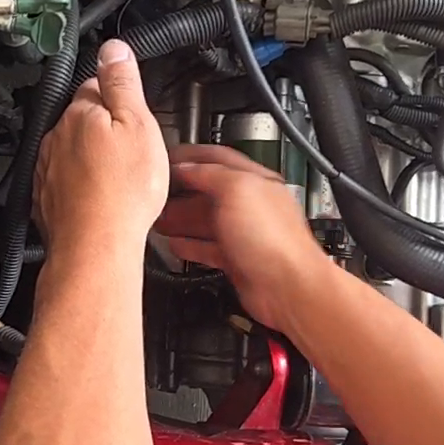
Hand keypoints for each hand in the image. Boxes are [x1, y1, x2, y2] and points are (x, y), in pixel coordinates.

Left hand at [34, 40, 168, 255]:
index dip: (119, 97)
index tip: (132, 111)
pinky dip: (80, 183)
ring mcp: (47, 167)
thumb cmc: (122, 194)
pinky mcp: (46, 196)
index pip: (97, 85)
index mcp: (80, 113)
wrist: (96, 247)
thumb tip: (113, 48)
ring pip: (72, 149)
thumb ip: (123, 84)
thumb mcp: (139, 126)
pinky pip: (64, 179)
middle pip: (83, 118)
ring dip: (90, 156)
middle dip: (103, 127)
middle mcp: (57, 136)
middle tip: (131, 149)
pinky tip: (100, 196)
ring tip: (118, 177)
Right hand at [156, 145, 335, 332]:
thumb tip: (187, 167)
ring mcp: (243, 234)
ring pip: (204, 220)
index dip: (189, 156)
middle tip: (155, 191)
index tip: (166, 158)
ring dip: (179, 217)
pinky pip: (206, 248)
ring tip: (157, 216)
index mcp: (254, 181)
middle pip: (207, 190)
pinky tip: (175, 243)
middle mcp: (249, 206)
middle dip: (179, 189)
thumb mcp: (237, 190)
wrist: (288, 288)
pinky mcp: (236, 260)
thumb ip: (210, 174)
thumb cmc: (274, 241)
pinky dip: (189, 244)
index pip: (216, 159)